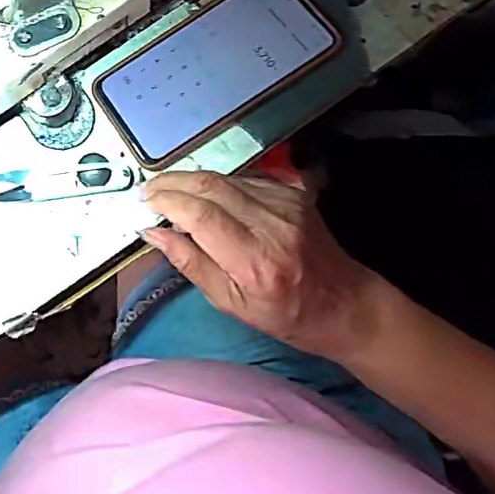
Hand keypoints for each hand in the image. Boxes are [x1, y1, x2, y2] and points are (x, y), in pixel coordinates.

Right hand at [141, 171, 381, 360]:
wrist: (348, 304)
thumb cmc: (287, 315)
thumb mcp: (231, 304)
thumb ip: (190, 264)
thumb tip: (153, 234)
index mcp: (255, 261)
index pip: (201, 215)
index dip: (168, 202)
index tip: (146, 203)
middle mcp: (272, 225)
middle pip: (210, 186)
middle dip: (172, 183)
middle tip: (149, 191)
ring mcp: (285, 204)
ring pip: (224, 178)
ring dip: (190, 180)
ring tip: (169, 191)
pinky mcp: (292, 193)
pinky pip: (242, 179)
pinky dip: (216, 183)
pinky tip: (203, 194)